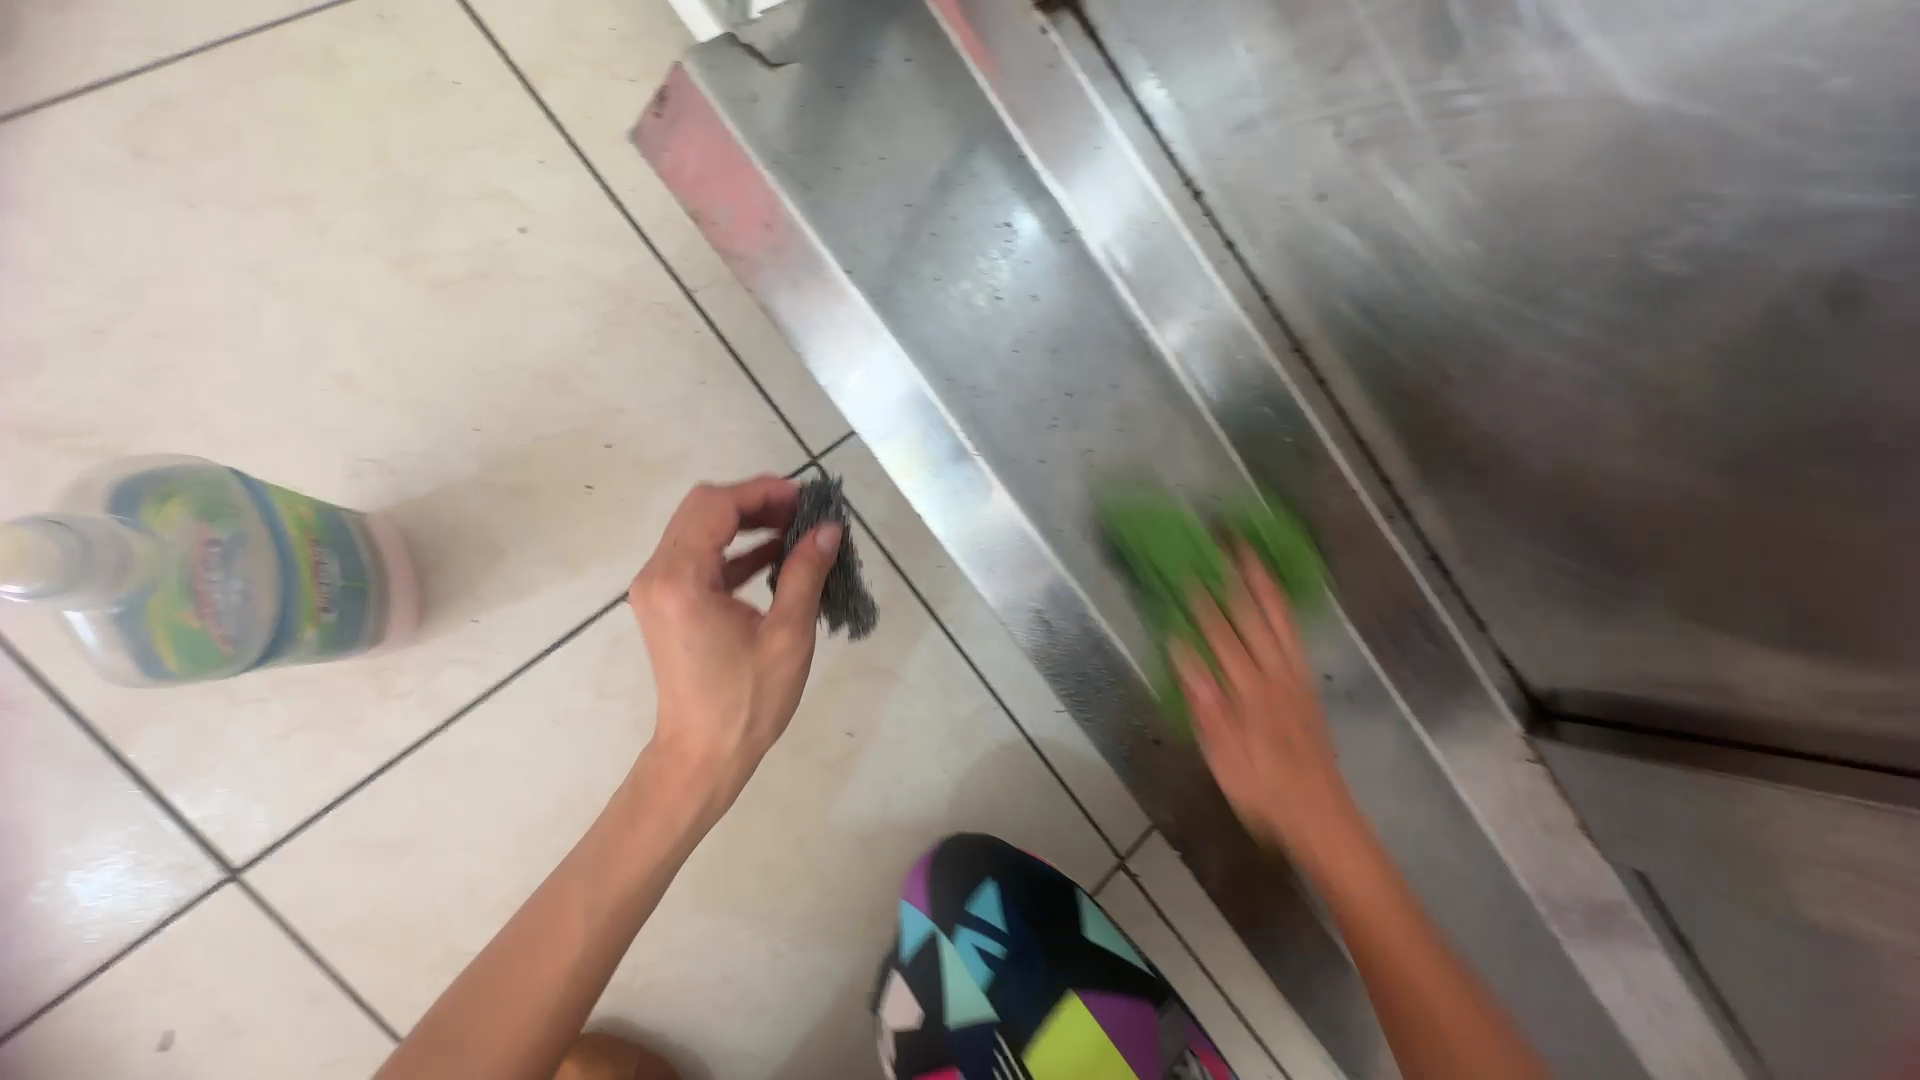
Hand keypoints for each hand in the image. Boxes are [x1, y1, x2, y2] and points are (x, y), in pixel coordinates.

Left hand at [628, 477, 841, 808]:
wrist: (703, 754)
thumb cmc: (747, 701)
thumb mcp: (787, 635)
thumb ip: (805, 573)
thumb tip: (828, 529)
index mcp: (681, 579)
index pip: (715, 506)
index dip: (761, 491)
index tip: (805, 497)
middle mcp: (658, 575)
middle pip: (702, 509)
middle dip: (754, 501)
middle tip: (802, 511)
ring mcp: (658, 589)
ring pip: (699, 529)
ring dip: (745, 523)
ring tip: (795, 529)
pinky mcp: (667, 604)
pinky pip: (699, 558)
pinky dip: (735, 550)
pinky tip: (775, 557)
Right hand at [1172, 547, 1361, 872]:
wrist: (1321, 815)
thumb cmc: (1262, 790)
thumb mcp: (1223, 755)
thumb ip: (1205, 701)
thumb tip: (1181, 650)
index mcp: (1250, 691)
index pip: (1221, 635)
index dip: (1203, 601)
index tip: (1187, 568)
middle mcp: (1276, 675)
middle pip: (1256, 616)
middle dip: (1239, 576)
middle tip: (1225, 540)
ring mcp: (1296, 677)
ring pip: (1280, 619)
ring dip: (1264, 583)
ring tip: (1251, 554)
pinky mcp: (1307, 685)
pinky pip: (1295, 634)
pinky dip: (1283, 608)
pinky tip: (1275, 597)